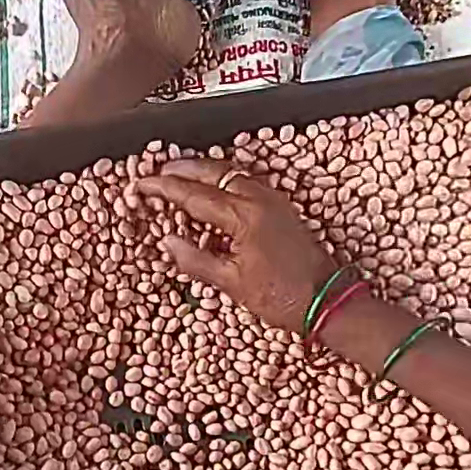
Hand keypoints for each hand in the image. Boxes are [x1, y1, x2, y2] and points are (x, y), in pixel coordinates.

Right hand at [134, 158, 339, 333]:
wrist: (328, 301)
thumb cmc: (282, 296)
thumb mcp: (231, 283)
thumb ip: (196, 260)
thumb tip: (168, 242)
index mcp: (243, 216)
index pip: (193, 194)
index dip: (164, 188)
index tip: (143, 183)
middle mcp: (259, 200)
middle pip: (214, 171)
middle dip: (183, 168)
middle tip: (159, 170)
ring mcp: (274, 201)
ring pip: (232, 172)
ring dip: (205, 170)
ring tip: (182, 174)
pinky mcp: (282, 208)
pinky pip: (247, 182)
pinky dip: (225, 178)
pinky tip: (216, 188)